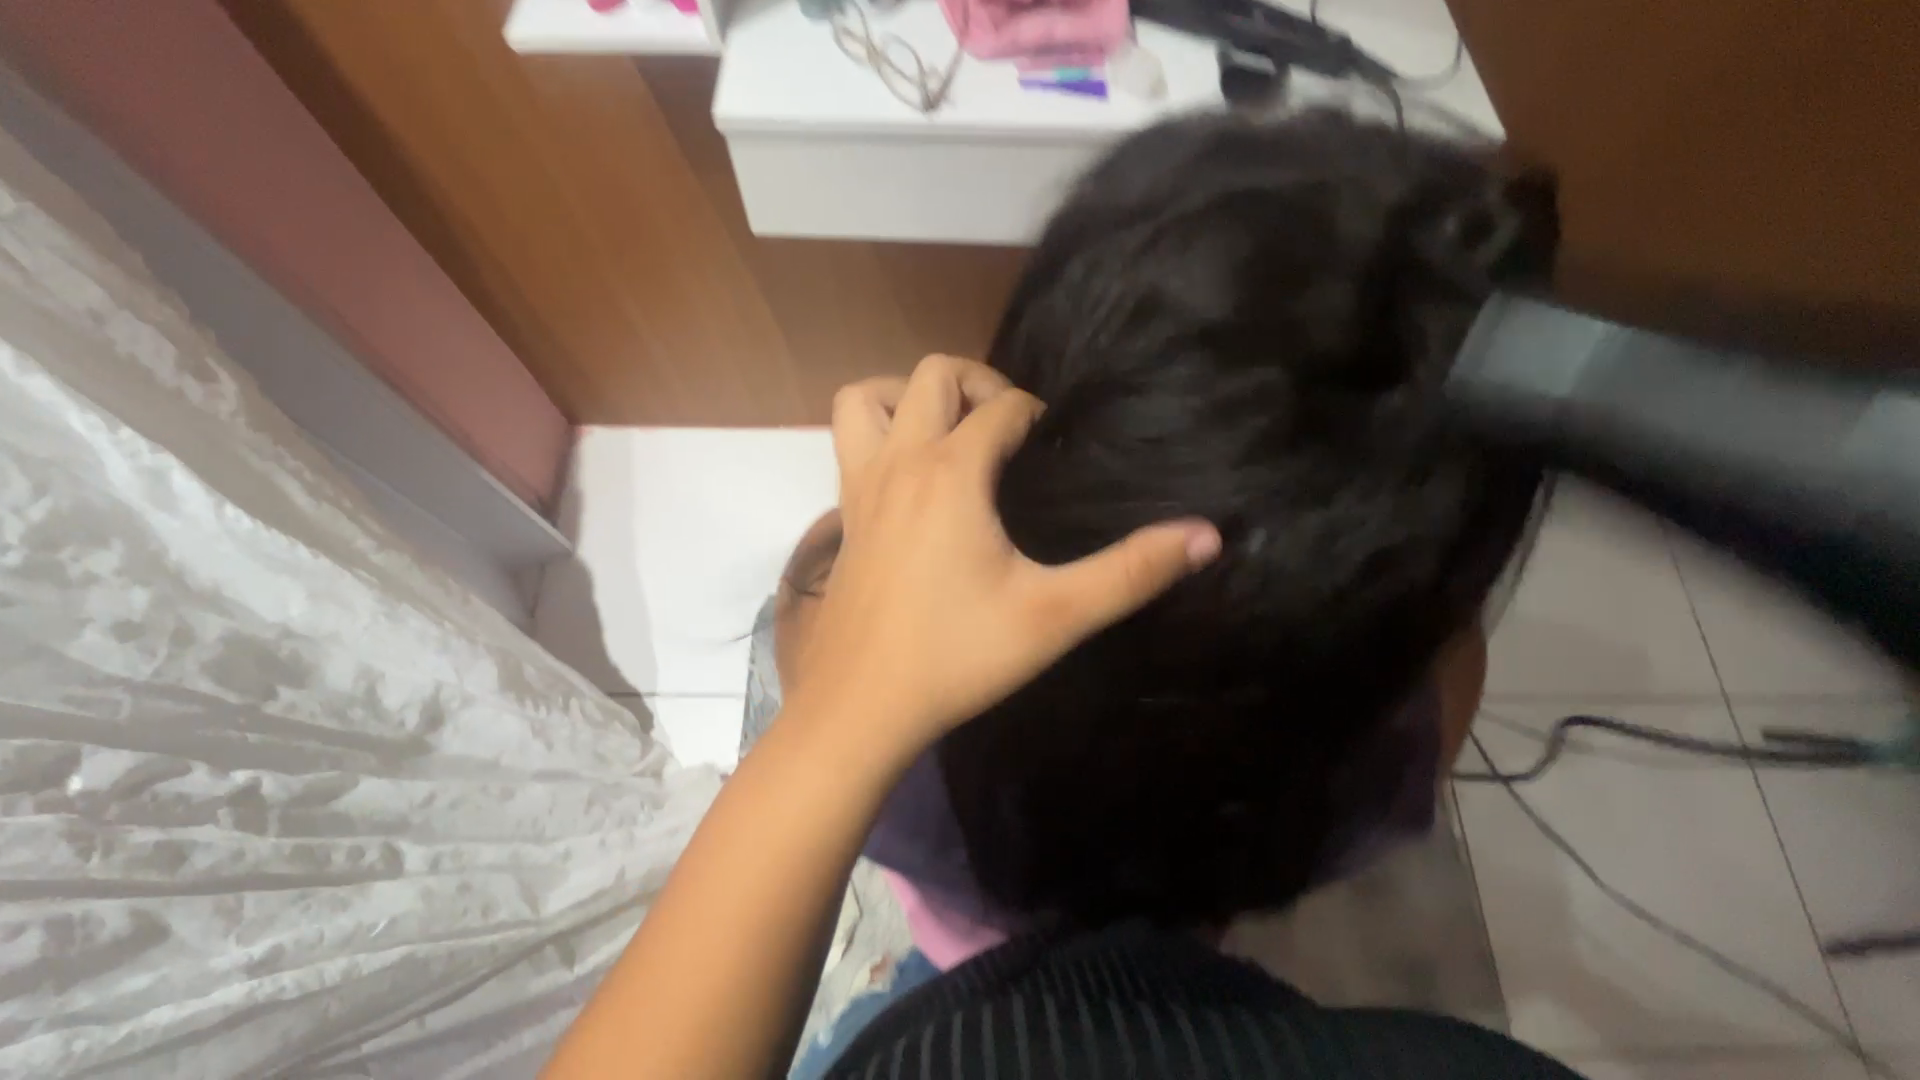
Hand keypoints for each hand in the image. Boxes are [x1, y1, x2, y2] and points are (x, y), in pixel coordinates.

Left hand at [785, 355, 1220, 760]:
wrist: (861, 705)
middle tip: (1010, 430)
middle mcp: (899, 462)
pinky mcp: (842, 515)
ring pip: (866, 397)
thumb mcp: (1055, 615)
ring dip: (907, 395)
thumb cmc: (958, 657)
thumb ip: (1131, 572)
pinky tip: (912, 481)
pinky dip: (878, 433)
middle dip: (979, 383)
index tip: (1054, 452)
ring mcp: (860, 486)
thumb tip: (1207, 535)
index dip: (1035, 416)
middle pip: (933, 375)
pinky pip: (849, 441)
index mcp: (951, 473)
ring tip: (948, 432)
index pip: (1002, 406)